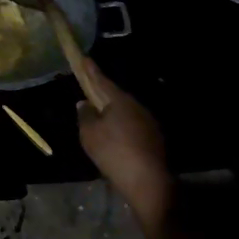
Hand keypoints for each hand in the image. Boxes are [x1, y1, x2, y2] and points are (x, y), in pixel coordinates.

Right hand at [75, 58, 171, 227]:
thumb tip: (84, 103)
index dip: (91, 70)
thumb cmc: (114, 152)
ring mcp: (148, 122)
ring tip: (100, 119)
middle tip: (90, 91)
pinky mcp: (154, 138)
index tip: (85, 59)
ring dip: (113, 113)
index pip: (102, 81)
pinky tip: (115, 138)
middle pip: (115, 96)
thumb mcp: (90, 134)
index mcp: (120, 101)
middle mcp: (137, 106)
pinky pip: (132, 126)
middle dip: (102, 94)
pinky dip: (121, 128)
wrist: (147, 180)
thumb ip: (85, 115)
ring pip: (125, 112)